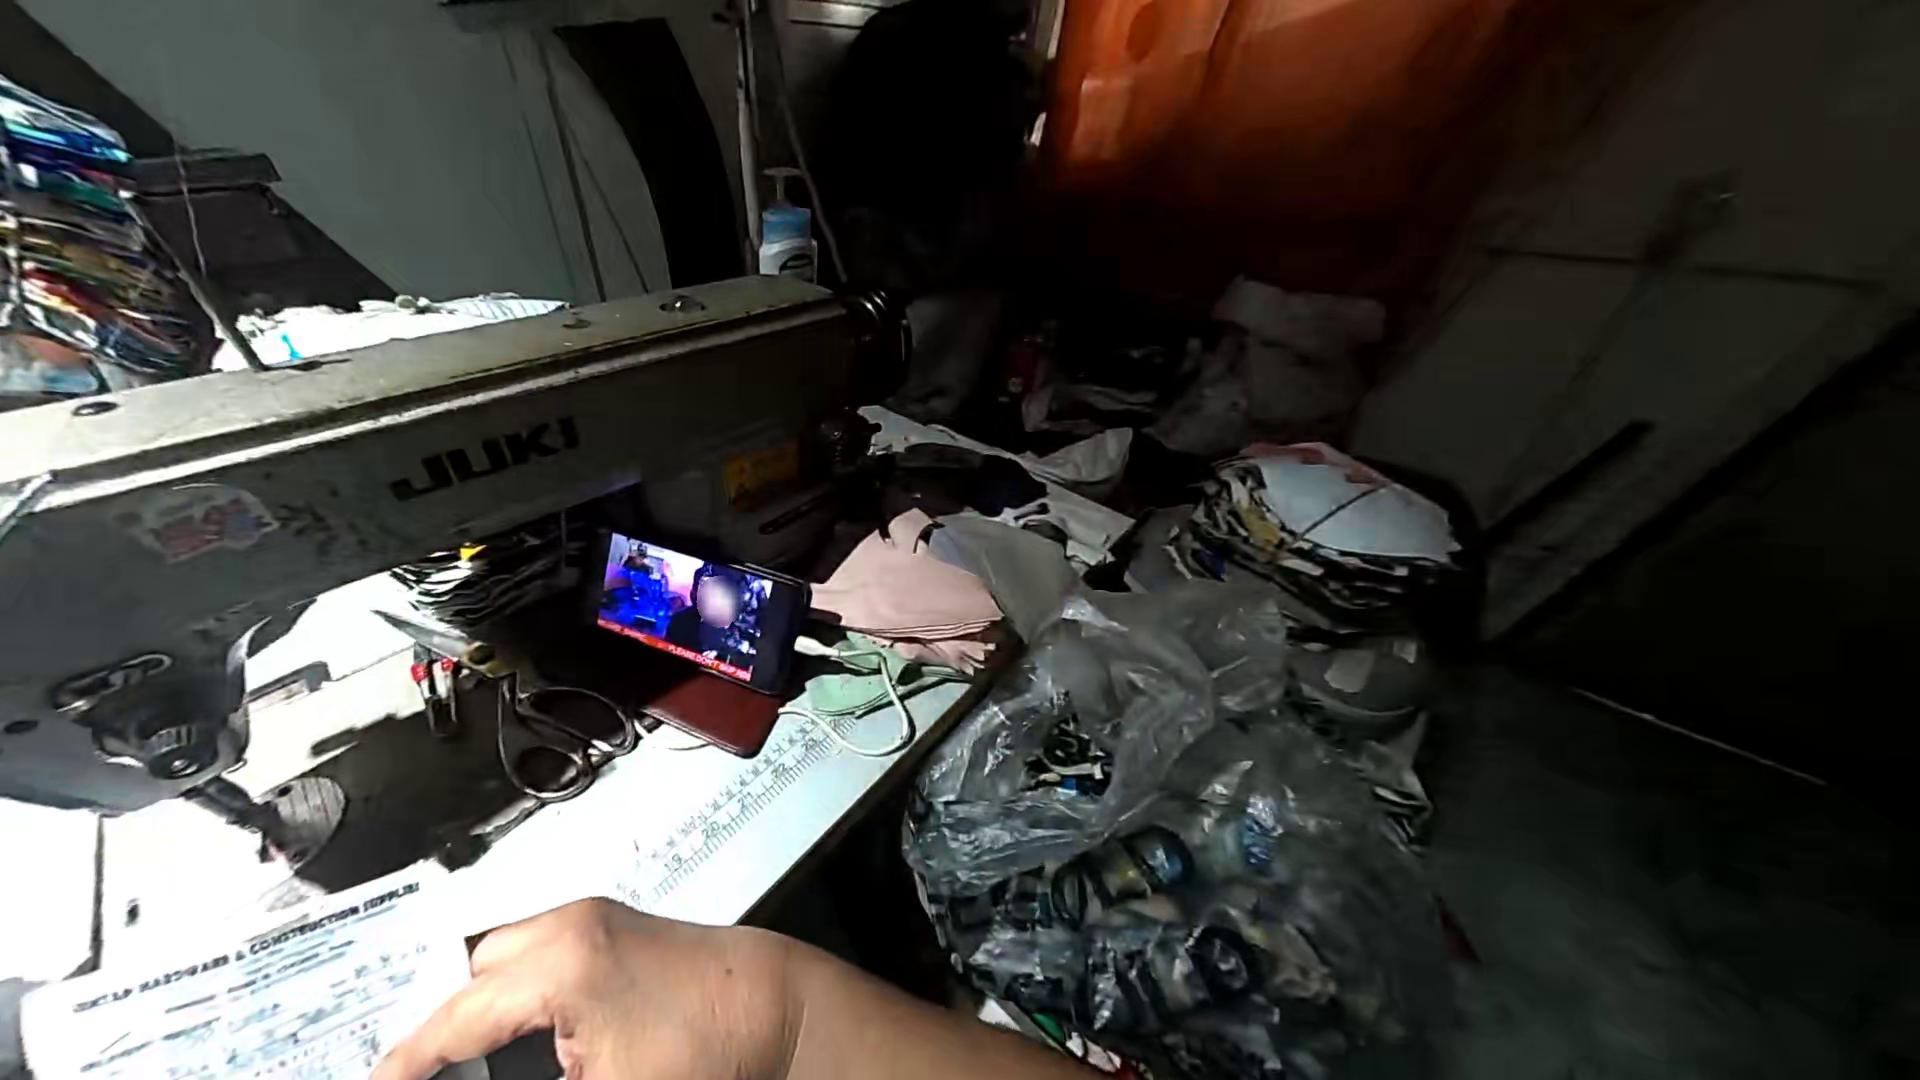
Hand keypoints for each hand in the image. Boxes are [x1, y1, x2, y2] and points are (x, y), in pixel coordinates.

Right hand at [371, 899, 798, 1079]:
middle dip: (438, 1033)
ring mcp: (600, 920)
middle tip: (423, 1076)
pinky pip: (543, 956)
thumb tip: (470, 1075)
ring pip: (505, 960)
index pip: (449, 1020)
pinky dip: (516, 995)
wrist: (776, 1006)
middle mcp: (574, 925)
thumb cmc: (701, 1054)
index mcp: (562, 960)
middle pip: (471, 976)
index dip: (402, 1068)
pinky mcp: (619, 930)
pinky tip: (512, 1042)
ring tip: (458, 1066)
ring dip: (477, 1011)